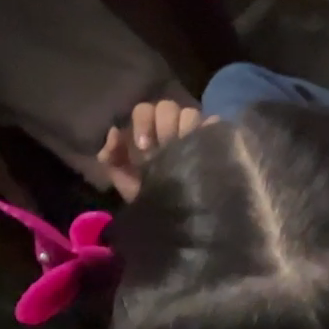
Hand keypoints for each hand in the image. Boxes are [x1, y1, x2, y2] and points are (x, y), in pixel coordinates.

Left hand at [97, 100, 214, 201]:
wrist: (174, 221)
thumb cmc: (149, 196)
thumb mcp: (123, 179)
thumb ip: (112, 157)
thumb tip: (115, 131)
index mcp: (149, 130)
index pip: (145, 111)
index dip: (144, 123)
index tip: (145, 148)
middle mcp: (172, 127)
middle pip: (168, 108)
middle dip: (165, 125)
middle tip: (165, 148)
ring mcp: (195, 134)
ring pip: (191, 114)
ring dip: (187, 128)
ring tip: (185, 151)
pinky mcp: (215, 145)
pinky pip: (215, 126)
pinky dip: (211, 130)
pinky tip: (206, 148)